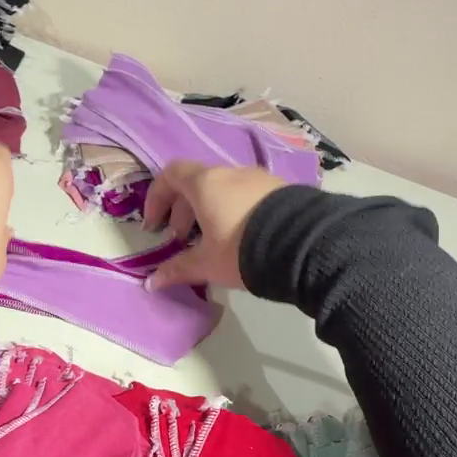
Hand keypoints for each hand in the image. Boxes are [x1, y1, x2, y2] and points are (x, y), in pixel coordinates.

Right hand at [142, 161, 284, 289]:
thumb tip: (151, 283)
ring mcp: (258, 179)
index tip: (154, 225)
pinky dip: (232, 210)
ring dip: (208, 211)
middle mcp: (230, 173)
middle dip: (182, 210)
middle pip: (196, 183)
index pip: (171, 174)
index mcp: (206, 183)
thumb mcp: (207, 263)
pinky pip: (246, 195)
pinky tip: (240, 237)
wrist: (305, 246)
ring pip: (222, 189)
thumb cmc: (242, 249)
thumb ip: (178, 269)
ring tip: (211, 241)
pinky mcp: (280, 190)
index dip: (157, 197)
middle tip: (181, 239)